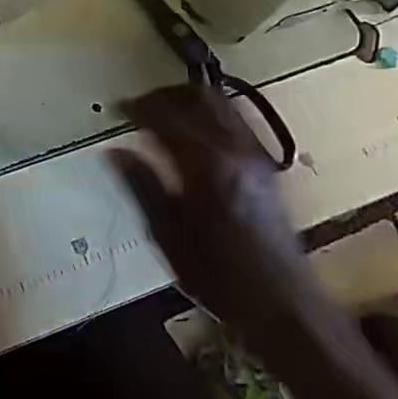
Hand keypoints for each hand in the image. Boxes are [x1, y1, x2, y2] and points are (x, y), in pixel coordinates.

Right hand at [111, 86, 318, 335]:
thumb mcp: (168, 239)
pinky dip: (210, 113)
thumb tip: (115, 152)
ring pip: (221, 103)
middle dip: (164, 95)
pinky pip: (236, 119)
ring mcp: (256, 154)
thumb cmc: (219, 279)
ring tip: (163, 115)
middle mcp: (235, 150)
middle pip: (198, 97)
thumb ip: (142, 187)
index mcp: (207, 167)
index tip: (117, 108)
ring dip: (189, 100)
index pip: (167, 117)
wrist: (282, 302)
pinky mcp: (266, 163)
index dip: (138, 107)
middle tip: (139, 107)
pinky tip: (194, 132)